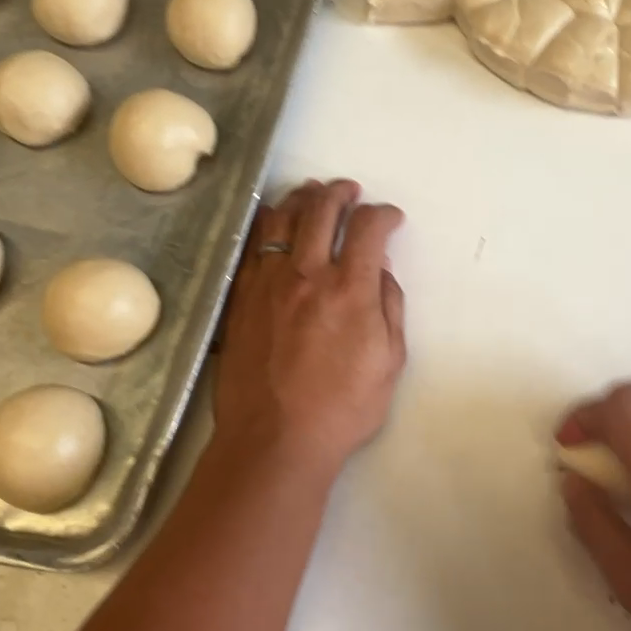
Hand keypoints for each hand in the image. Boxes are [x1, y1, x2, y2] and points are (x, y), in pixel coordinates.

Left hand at [214, 180, 407, 469]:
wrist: (275, 439)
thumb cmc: (342, 408)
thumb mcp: (389, 362)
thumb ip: (389, 308)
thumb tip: (380, 271)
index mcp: (350, 290)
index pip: (367, 228)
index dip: (383, 215)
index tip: (390, 219)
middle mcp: (307, 275)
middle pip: (321, 210)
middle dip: (341, 193)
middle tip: (350, 191)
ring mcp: (267, 283)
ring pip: (281, 219)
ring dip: (302, 198)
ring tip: (312, 194)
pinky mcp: (240, 298)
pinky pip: (251, 246)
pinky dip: (265, 224)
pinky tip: (272, 222)